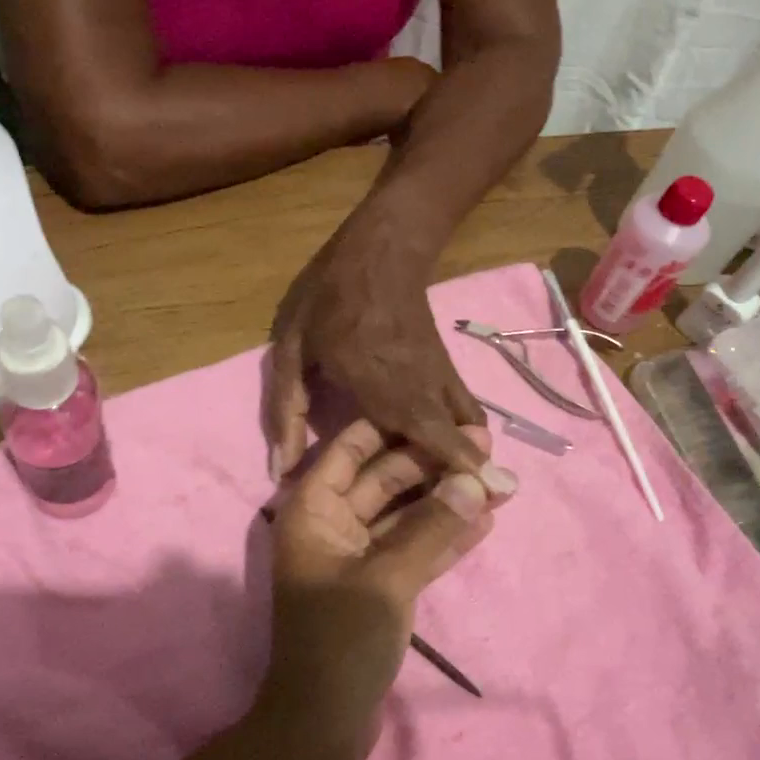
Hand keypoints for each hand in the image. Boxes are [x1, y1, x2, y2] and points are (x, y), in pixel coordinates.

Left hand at [252, 419, 505, 759]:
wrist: (322, 723)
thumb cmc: (340, 639)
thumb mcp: (387, 578)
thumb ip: (431, 527)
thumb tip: (474, 480)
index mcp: (312, 508)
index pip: (352, 449)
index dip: (396, 428)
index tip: (441, 413)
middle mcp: (331, 522)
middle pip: (384, 479)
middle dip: (434, 465)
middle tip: (489, 449)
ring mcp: (355, 555)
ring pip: (405, 515)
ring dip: (447, 500)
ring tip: (500, 482)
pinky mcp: (378, 585)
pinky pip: (413, 548)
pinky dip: (444, 535)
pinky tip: (484, 519)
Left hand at [266, 206, 505, 488]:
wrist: (380, 250)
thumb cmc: (330, 300)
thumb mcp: (292, 350)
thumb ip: (287, 410)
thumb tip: (281, 470)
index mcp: (383, 386)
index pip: (431, 434)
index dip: (458, 468)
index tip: (479, 499)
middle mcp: (424, 388)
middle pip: (461, 441)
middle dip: (468, 478)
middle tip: (467, 509)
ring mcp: (442, 377)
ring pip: (471, 427)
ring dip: (469, 458)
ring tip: (456, 492)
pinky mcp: (449, 369)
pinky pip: (468, 410)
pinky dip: (468, 436)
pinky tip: (450, 455)